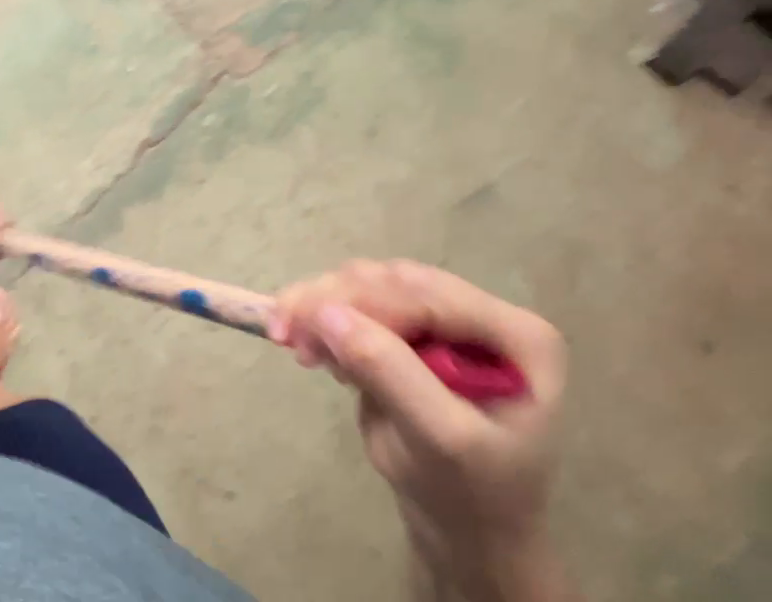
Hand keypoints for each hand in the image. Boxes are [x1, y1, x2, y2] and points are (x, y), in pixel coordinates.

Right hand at [272, 260, 569, 601]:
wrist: (464, 521)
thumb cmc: (468, 489)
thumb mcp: (439, 438)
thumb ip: (390, 372)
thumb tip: (326, 314)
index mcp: (516, 337)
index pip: (424, 296)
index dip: (358, 303)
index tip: (298, 329)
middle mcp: (480, 317)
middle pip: (389, 280)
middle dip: (328, 300)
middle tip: (284, 336)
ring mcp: (443, 321)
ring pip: (363, 282)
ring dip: (317, 306)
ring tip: (296, 346)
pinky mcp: (407, 329)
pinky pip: (354, 300)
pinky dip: (321, 317)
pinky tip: (316, 352)